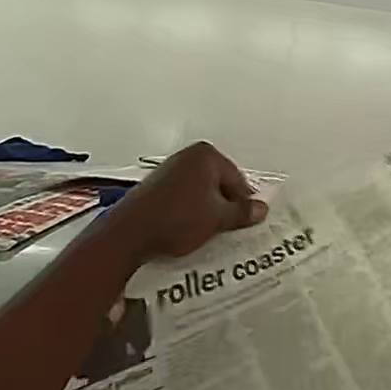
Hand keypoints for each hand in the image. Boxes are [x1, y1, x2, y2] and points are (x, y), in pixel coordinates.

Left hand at [111, 141, 267, 260]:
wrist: (129, 234)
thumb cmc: (177, 219)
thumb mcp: (218, 218)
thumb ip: (242, 212)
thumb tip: (261, 209)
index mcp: (207, 155)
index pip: (238, 179)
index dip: (244, 203)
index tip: (248, 221)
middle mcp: (188, 156)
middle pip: (219, 182)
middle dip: (225, 204)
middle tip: (230, 228)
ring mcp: (170, 169)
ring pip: (200, 191)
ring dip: (207, 209)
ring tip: (209, 232)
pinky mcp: (155, 186)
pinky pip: (183, 196)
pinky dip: (189, 210)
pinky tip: (189, 229)